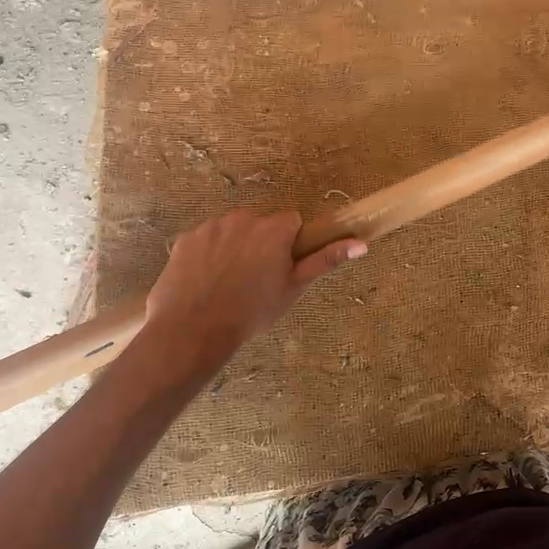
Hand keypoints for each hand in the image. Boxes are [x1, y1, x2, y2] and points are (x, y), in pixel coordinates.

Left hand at [141, 209, 364, 375]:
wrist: (193, 330)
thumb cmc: (252, 311)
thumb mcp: (294, 288)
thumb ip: (326, 260)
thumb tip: (362, 244)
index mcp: (274, 228)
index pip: (291, 222)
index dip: (288, 243)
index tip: (281, 266)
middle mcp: (244, 218)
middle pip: (260, 224)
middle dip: (260, 243)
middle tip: (255, 278)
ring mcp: (211, 226)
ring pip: (232, 230)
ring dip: (234, 246)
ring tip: (227, 282)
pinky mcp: (185, 238)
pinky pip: (204, 240)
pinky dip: (207, 254)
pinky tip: (204, 281)